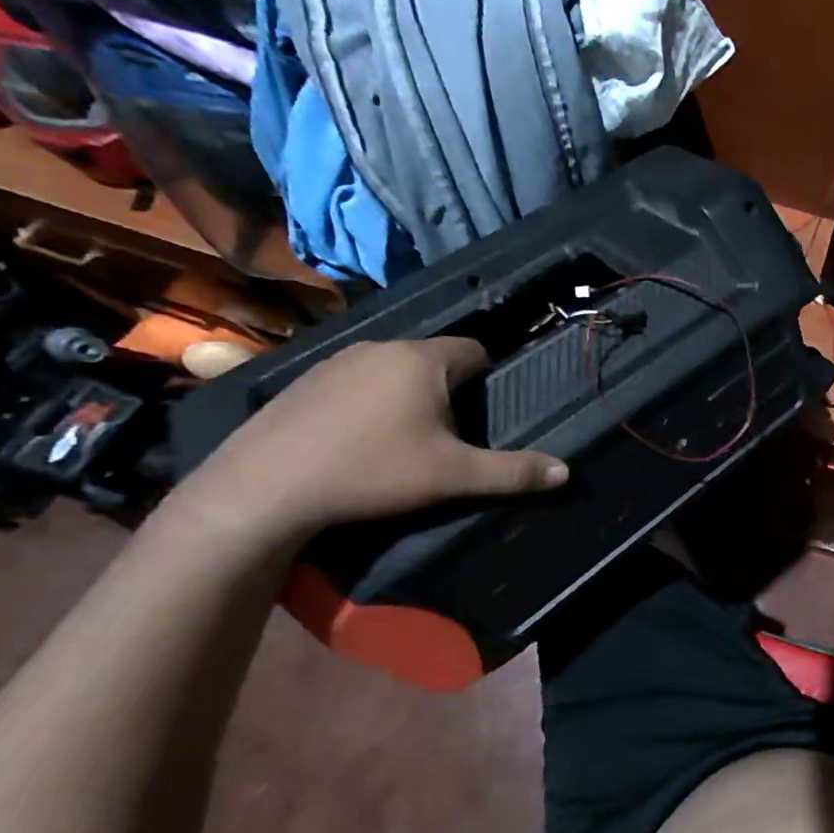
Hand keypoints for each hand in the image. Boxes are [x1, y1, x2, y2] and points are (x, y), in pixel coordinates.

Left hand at [173, 338, 568, 540]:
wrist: (267, 486)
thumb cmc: (373, 471)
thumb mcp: (452, 476)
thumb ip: (512, 472)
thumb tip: (566, 471)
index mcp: (423, 359)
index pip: (474, 350)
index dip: (487, 378)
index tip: (484, 413)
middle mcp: (382, 346)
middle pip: (433, 359)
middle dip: (448, 389)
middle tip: (447, 435)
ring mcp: (337, 360)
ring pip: (392, 368)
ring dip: (406, 393)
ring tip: (402, 439)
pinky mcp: (305, 380)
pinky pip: (355, 379)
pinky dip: (368, 400)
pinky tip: (356, 438)